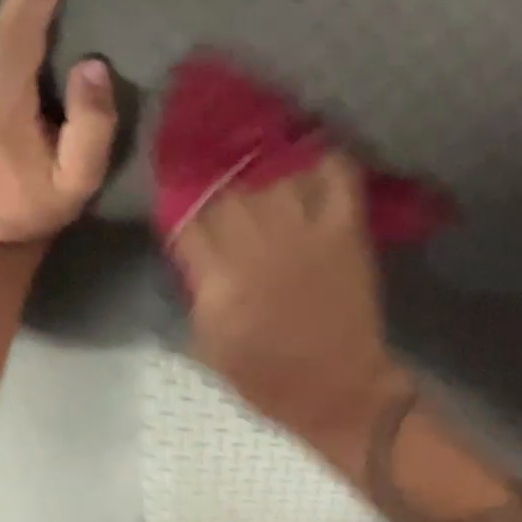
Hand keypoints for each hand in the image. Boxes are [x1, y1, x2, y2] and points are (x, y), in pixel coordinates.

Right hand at [171, 154, 401, 436]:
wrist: (340, 390)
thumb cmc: (269, 377)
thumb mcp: (211, 341)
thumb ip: (197, 286)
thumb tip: (190, 241)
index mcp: (221, 279)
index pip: (189, 218)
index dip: (180, 191)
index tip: (177, 172)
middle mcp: (260, 247)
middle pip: (230, 188)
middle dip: (217, 166)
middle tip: (214, 143)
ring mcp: (306, 234)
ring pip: (276, 175)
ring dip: (265, 152)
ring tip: (257, 131)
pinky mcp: (344, 232)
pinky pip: (336, 181)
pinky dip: (328, 159)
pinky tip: (314, 144)